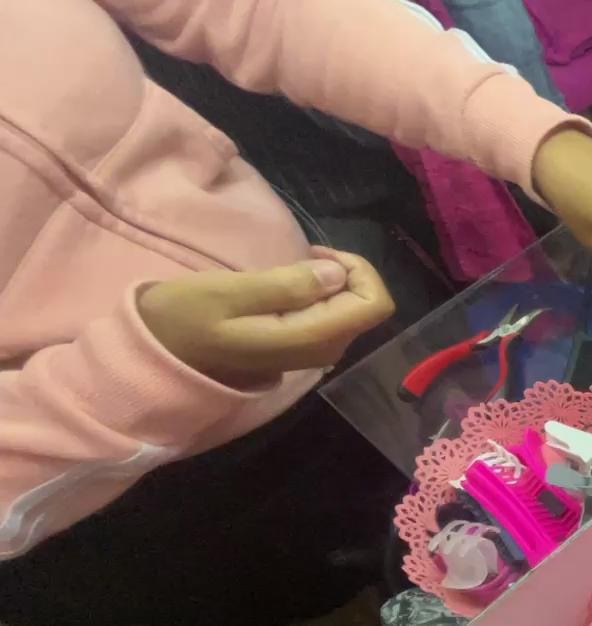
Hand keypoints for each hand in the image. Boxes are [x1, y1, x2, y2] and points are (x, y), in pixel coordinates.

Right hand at [136, 249, 392, 387]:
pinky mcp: (313, 343)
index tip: (318, 253)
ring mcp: (324, 348)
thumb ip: (286, 285)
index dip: (358, 271)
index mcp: (316, 336)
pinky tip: (290, 284)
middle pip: (369, 305)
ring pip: (354, 308)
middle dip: (346, 273)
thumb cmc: (186, 319)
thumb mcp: (226, 293)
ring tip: (291, 268)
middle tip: (303, 255)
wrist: (167, 355)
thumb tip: (337, 274)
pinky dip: (323, 293)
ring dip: (333, 282)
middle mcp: (332, 347)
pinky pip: (337, 314)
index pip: (375, 303)